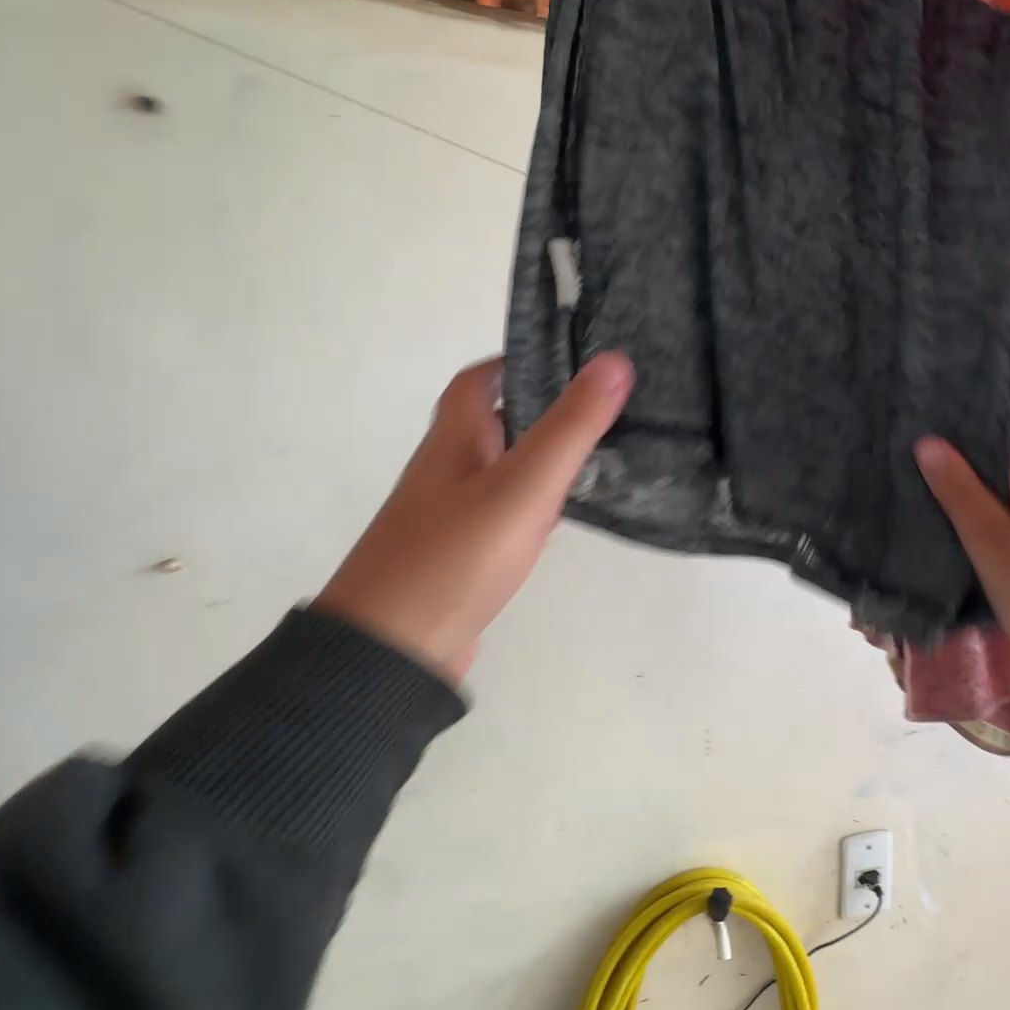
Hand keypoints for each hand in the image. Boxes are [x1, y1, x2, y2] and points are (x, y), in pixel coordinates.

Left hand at [314, 353, 633, 683]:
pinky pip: (503, 515)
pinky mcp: (460, 558)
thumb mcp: (523, 486)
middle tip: (600, 409)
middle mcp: (446, 471)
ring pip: (501, 471)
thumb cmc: (457, 556)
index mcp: (452, 442)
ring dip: (540, 459)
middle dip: (540, 410)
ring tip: (600, 456)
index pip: (477, 381)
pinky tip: (562, 519)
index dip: (515, 362)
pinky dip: (534, 506)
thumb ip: (571, 427)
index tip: (568, 361)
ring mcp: (450, 518)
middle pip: (492, 424)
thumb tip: (616, 361)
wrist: (393, 649)